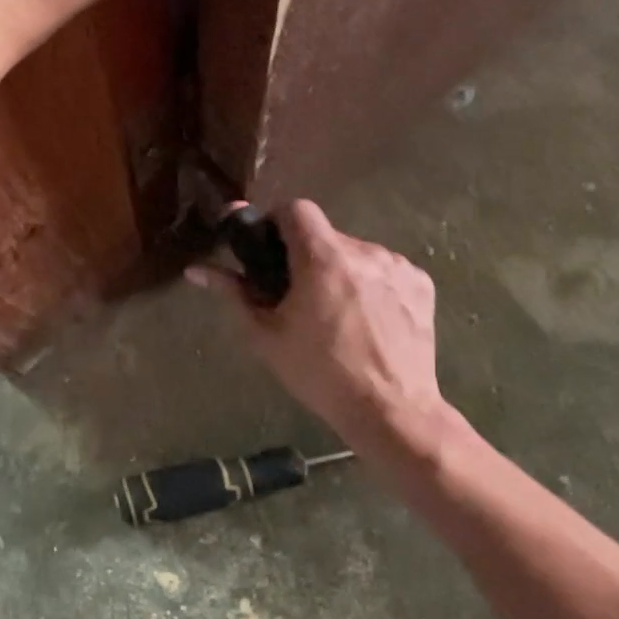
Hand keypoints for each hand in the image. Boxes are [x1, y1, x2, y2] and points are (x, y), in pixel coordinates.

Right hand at [190, 201, 445, 447]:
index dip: (276, 222)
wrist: (389, 409)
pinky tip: (364, 320)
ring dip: (338, 272)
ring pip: (355, 254)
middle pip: (325, 236)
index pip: (296, 209)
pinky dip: (368, 285)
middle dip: (305, 257)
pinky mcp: (421, 284)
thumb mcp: (265, 336)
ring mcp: (398, 267)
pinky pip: (383, 271)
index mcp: (322, 259)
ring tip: (333, 314)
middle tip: (294, 297)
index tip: (266, 249)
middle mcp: (365, 252)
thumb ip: (233, 293)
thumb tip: (196, 270)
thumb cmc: (318, 373)